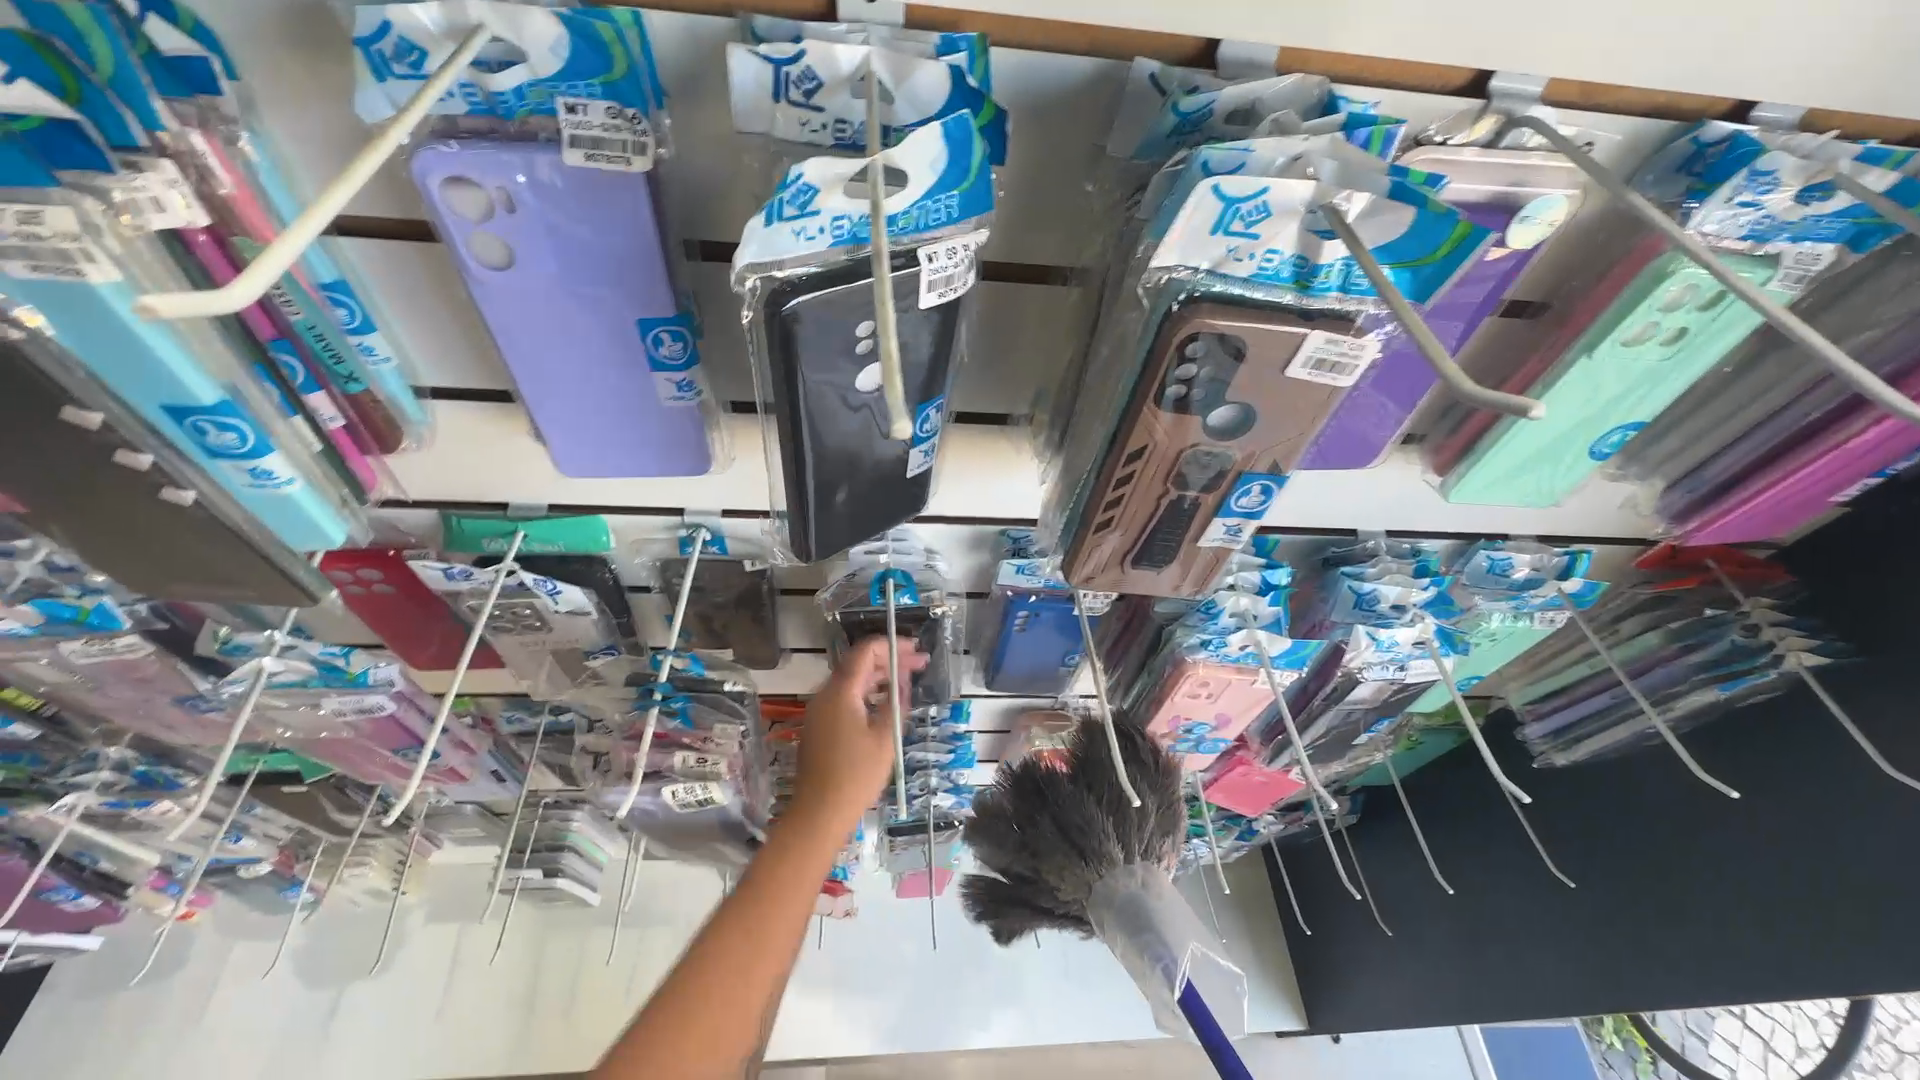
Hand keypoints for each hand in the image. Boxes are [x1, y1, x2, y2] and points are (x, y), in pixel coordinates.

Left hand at [791, 636, 928, 828]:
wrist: (819, 812)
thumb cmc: (856, 775)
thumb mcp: (885, 738)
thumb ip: (896, 704)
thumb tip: (902, 684)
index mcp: (841, 692)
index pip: (865, 651)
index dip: (892, 645)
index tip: (916, 650)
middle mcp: (825, 695)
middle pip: (858, 664)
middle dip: (889, 660)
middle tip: (920, 664)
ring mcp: (819, 711)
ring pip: (851, 682)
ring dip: (879, 677)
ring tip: (907, 682)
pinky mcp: (820, 726)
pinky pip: (844, 698)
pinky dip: (866, 694)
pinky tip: (885, 704)